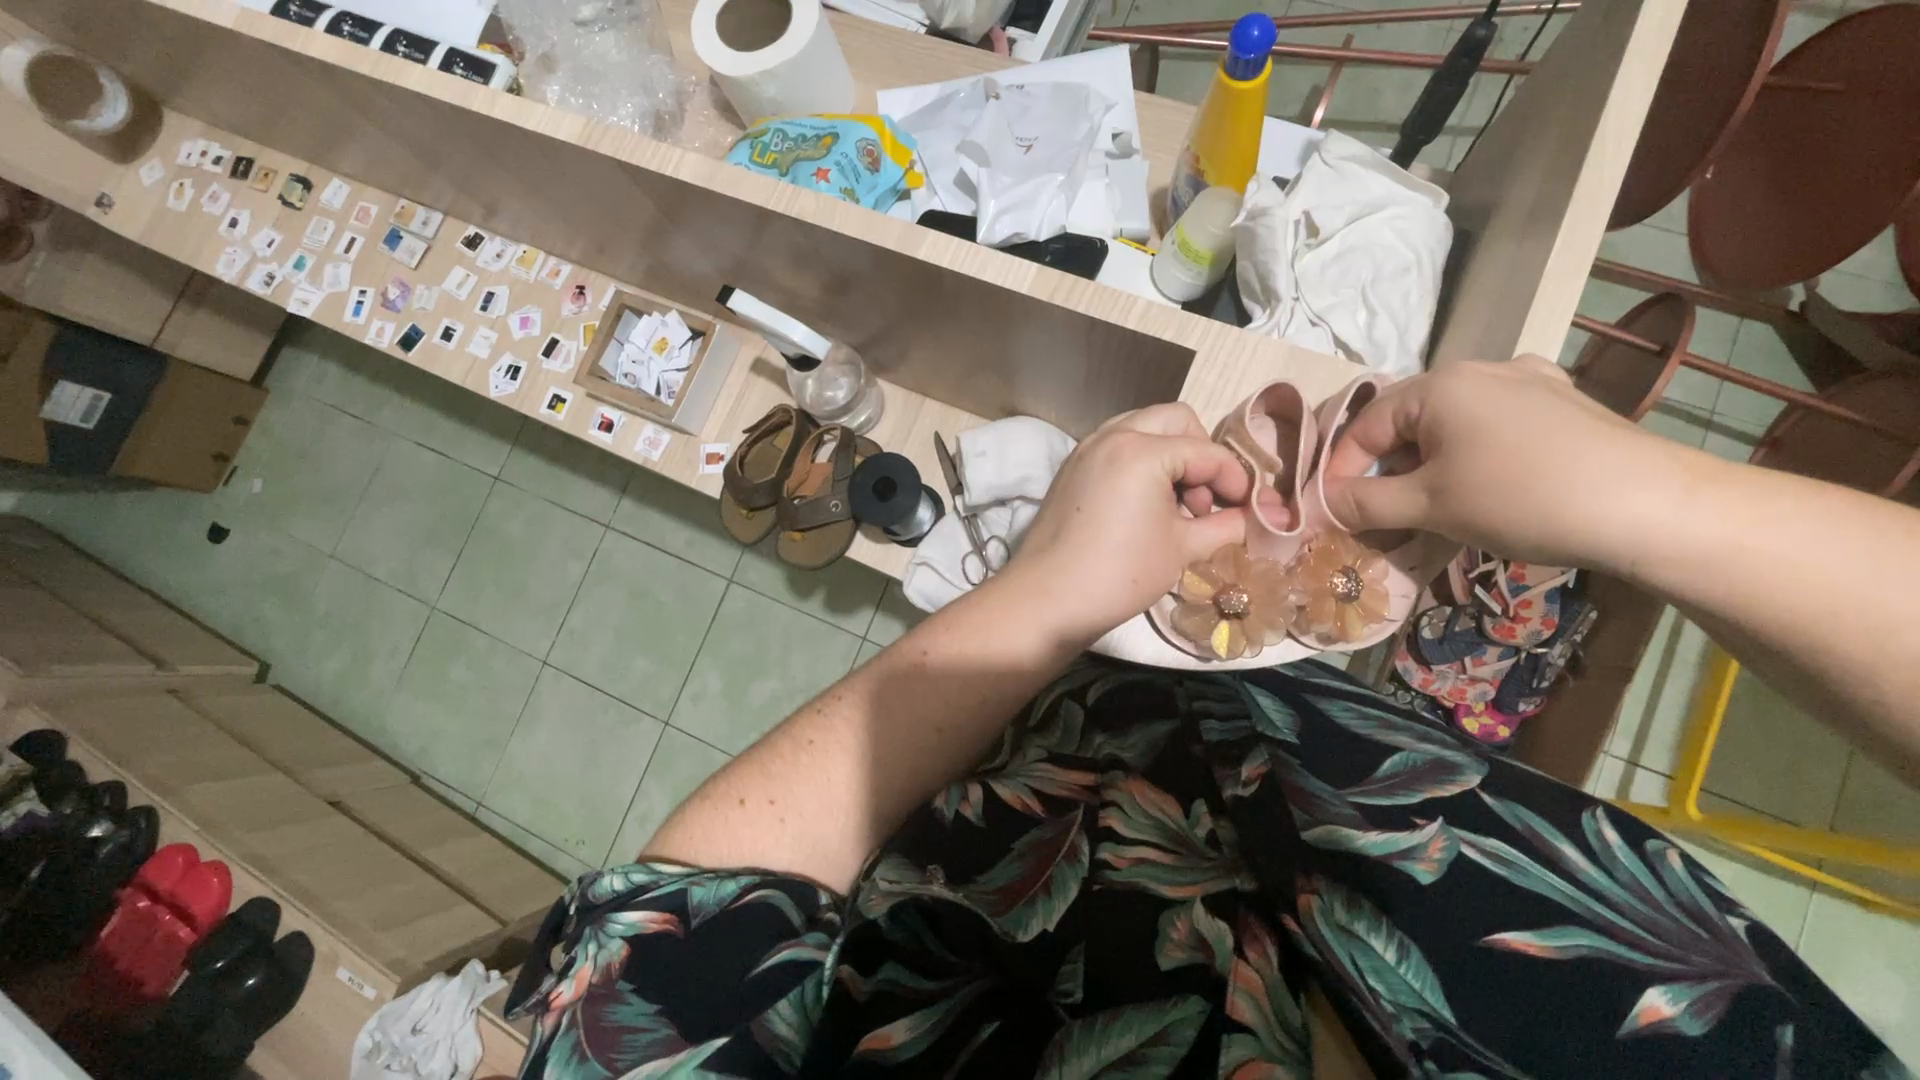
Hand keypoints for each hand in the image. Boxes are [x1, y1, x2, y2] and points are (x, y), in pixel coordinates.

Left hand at [995, 403, 1251, 645]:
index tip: (1248, 508)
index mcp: (1141, 449)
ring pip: (1143, 429)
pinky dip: (1141, 463)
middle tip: (1207, 499)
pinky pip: (1117, 447)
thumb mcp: (1183, 549)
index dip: (1235, 478)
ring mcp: (1086, 449)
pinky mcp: (1071, 469)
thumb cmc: (1119, 574)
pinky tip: (1146, 507)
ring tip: (1177, 506)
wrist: (1046, 600)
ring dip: (1170, 455)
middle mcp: (1111, 436)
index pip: (1206, 451)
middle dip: (1201, 453)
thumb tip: (1255, 517)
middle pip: (1175, 421)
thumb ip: (1226, 525)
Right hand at [1320, 356, 1690, 567]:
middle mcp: (1478, 369)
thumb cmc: (1521, 499)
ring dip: (1427, 463)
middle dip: (1385, 470)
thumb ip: (1364, 503)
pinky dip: (1471, 452)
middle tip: (1380, 516)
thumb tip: (1319, 505)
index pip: (1363, 427)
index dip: (1339, 472)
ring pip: (1449, 422)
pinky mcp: (1561, 401)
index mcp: (1437, 385)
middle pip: (1405, 421)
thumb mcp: (1429, 506)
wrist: (1648, 506)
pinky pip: (1492, 423)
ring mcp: (1526, 380)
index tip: (1333, 513)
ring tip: (1430, 505)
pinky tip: (1484, 479)